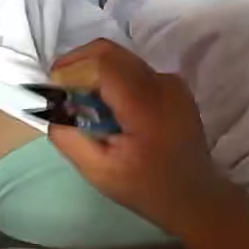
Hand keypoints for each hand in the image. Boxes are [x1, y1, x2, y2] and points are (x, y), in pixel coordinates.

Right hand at [44, 40, 230, 230]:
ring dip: (91, 70)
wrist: (197, 197)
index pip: (101, 64)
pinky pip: (130, 67)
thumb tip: (51, 109)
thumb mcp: (98, 172)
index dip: (70, 71)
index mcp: (146, 106)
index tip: (55, 93)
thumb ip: (68, 138)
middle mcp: (161, 84)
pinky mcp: (171, 84)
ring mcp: (170, 81)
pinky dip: (108, 76)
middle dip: (75, 64)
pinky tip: (104, 104)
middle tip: (59, 89)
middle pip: (106, 52)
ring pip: (117, 56)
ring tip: (80, 99)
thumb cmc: (146, 187)